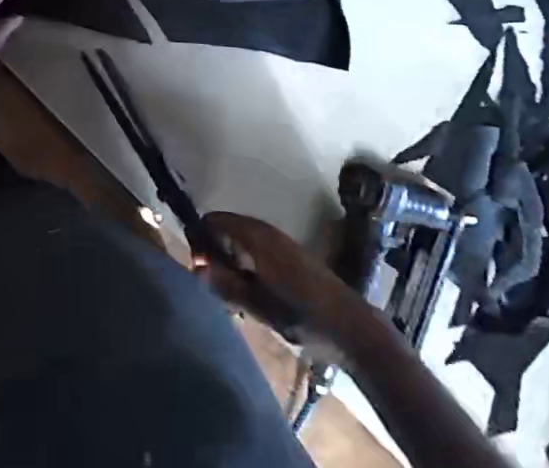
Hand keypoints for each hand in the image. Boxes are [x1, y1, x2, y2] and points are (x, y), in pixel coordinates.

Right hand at [199, 211, 362, 333]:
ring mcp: (280, 240)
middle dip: (214, 250)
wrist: (352, 327)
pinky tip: (251, 289)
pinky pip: (255, 246)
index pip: (213, 221)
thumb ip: (226, 286)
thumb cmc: (303, 316)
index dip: (200, 240)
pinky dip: (245, 260)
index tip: (200, 269)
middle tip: (214, 283)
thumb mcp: (259, 306)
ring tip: (231, 289)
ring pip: (240, 237)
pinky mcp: (289, 253)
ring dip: (230, 256)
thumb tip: (196, 269)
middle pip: (225, 227)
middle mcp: (266, 230)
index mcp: (256, 237)